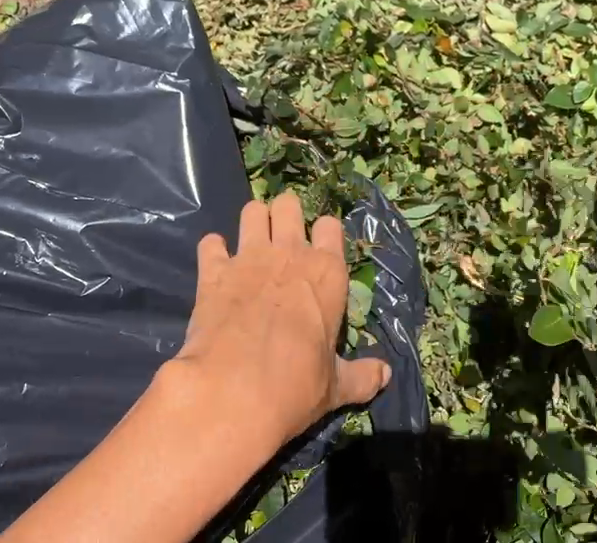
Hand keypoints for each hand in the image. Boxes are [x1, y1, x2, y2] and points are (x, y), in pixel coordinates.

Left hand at [165, 192, 389, 450]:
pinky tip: (215, 265)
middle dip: (285, 214)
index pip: (331, 225)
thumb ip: (361, 376)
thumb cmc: (295, 385)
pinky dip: (213, 250)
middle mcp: (290, 253)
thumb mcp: (335, 386)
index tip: (319, 247)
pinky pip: (210, 243)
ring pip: (252, 212)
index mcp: (326, 272)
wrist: (233, 391)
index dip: (324, 232)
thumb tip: (385, 374)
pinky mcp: (213, 272)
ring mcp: (249, 258)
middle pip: (289, 205)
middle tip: (282, 236)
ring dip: (253, 222)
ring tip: (252, 242)